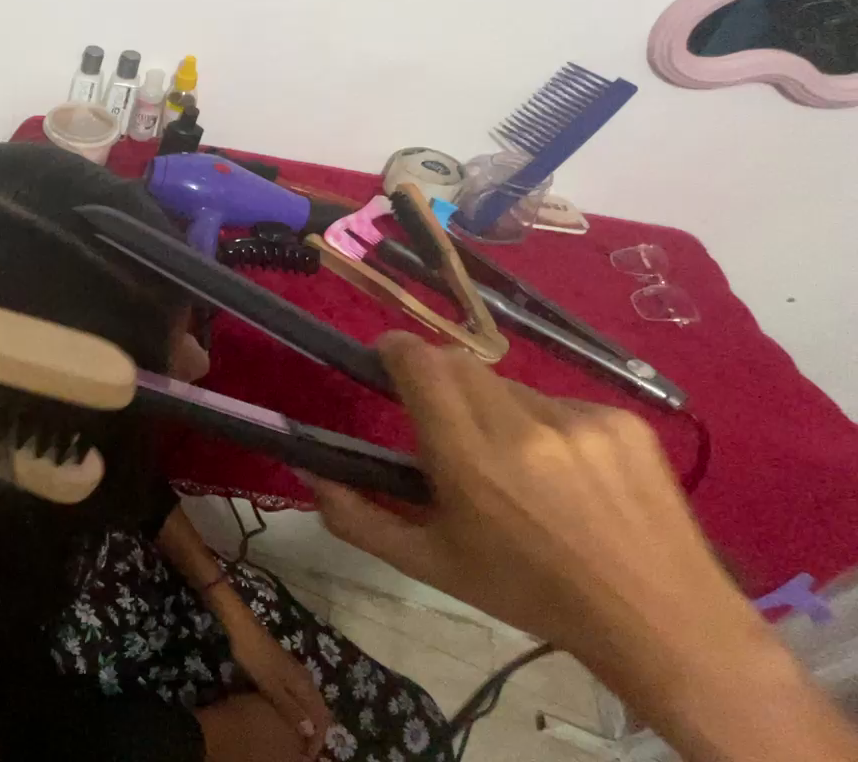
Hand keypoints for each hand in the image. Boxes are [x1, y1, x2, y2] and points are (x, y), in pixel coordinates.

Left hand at [226, 615, 330, 759]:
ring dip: (308, 720)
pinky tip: (287, 713)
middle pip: (319, 711)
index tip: (308, 755)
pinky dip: (299, 708)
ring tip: (298, 737)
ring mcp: (295, 672)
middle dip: (316, 732)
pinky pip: (299, 694)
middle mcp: (306, 679)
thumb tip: (311, 731)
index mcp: (305, 685)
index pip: (322, 718)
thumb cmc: (254, 656)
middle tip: (305, 750)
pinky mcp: (284, 667)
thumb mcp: (270, 685)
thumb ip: (290, 708)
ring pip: (310, 702)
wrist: (241, 626)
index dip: (318, 739)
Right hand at [305, 333, 734, 656]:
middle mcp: (522, 425)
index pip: (421, 363)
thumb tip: (307, 472)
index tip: (384, 360)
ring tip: (511, 462)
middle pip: (457, 362)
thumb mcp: (428, 564)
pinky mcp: (622, 420)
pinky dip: (542, 424)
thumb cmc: (528, 592)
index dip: (395, 350)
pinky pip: (556, 401)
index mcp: (469, 459)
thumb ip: (355, 516)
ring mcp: (579, 419)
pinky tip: (564, 472)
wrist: (664, 622)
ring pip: (505, 385)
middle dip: (435, 378)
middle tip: (438, 420)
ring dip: (490, 408)